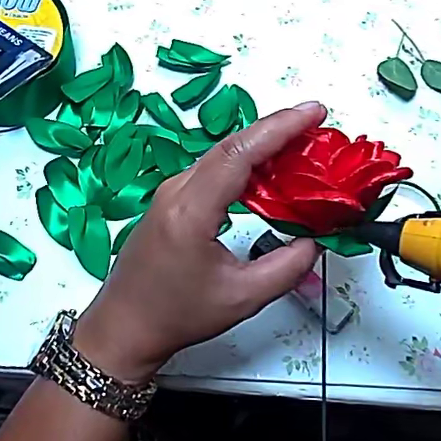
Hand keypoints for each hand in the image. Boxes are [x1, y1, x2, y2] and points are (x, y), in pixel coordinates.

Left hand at [71, 103, 326, 383]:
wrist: (124, 327)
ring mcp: (172, 192)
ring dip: (263, 143)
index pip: (240, 153)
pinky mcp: (174, 199)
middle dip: (278, 127)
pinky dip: (248, 161)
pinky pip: (216, 168)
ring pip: (224, 153)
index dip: (280, 128)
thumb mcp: (243, 298)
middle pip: (233, 144)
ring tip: (302, 142)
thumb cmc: (175, 315)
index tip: (313, 112)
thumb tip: (315, 240)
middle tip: (317, 121)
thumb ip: (287, 267)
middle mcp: (177, 191)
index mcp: (190, 211)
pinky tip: (271, 169)